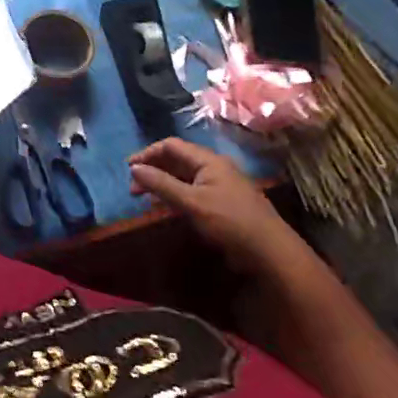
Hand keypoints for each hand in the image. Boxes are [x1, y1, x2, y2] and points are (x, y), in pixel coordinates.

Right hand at [128, 138, 304, 272]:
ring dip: (162, 183)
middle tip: (133, 188)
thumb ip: (161, 184)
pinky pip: (191, 190)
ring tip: (144, 198)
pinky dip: (174, 194)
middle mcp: (214, 167)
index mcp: (208, 160)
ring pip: (183, 176)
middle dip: (152, 169)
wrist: (269, 251)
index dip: (147, 153)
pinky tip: (165, 206)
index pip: (171, 145)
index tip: (128, 169)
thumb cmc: (229, 221)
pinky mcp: (221, 202)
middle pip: (176, 159)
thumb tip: (134, 168)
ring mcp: (219, 185)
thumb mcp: (191, 202)